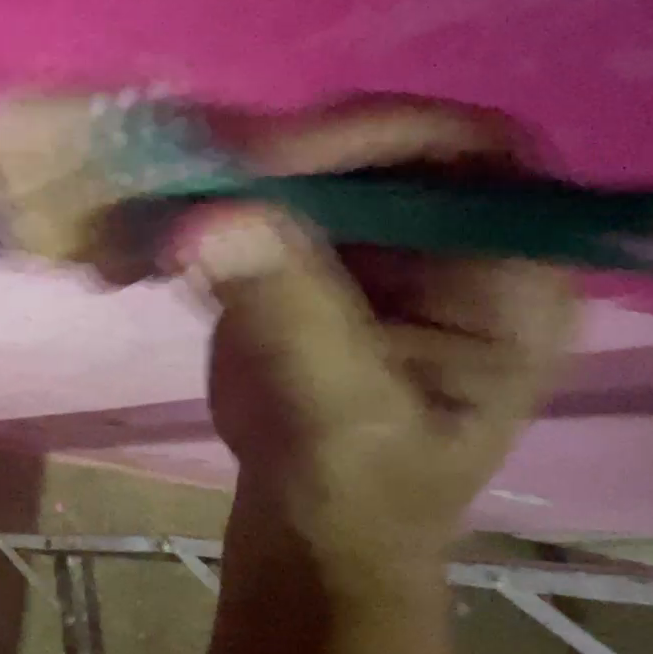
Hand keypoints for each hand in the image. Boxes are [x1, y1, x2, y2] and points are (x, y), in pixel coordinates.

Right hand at [180, 98, 578, 581]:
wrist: (308, 519)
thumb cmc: (357, 483)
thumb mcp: (338, 407)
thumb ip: (287, 310)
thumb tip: (204, 220)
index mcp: (501, 272)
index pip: (467, 151)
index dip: (378, 135)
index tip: (273, 160)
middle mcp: (441, 237)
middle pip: (371, 142)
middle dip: (284, 150)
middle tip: (199, 173)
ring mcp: (364, 240)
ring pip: (303, 163)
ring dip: (227, 174)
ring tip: (161, 200)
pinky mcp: (298, 250)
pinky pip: (250, 198)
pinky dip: (198, 204)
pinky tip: (151, 232)